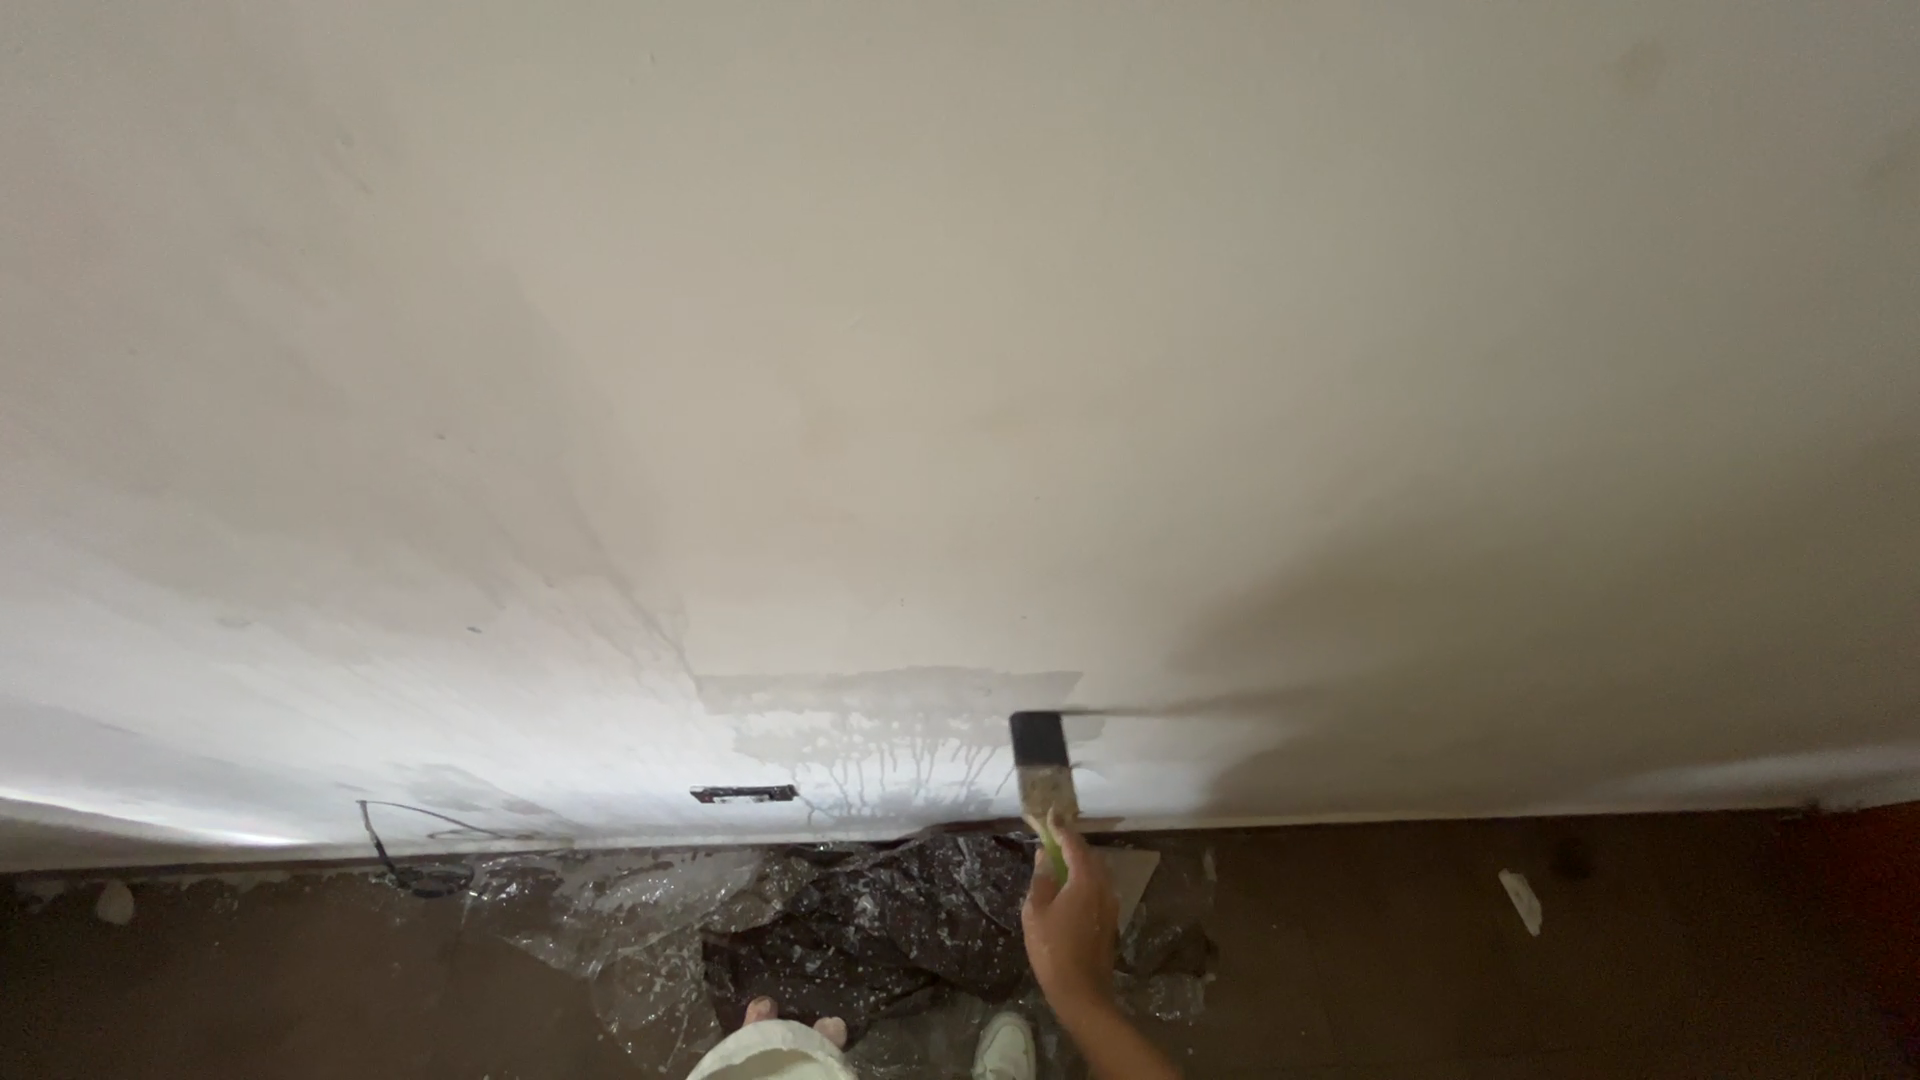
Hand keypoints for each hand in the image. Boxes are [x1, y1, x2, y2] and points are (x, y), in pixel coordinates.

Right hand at [1021, 813, 1118, 1015]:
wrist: (1082, 994)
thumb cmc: (1053, 951)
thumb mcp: (1036, 912)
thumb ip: (1041, 879)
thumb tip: (1044, 856)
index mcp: (1084, 881)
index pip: (1073, 844)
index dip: (1060, 828)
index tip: (1051, 813)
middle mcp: (1102, 887)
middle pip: (1088, 855)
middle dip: (1071, 842)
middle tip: (1053, 834)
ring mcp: (1110, 904)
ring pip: (1096, 871)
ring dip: (1079, 860)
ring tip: (1060, 858)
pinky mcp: (1110, 919)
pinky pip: (1098, 886)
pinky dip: (1084, 877)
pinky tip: (1070, 886)